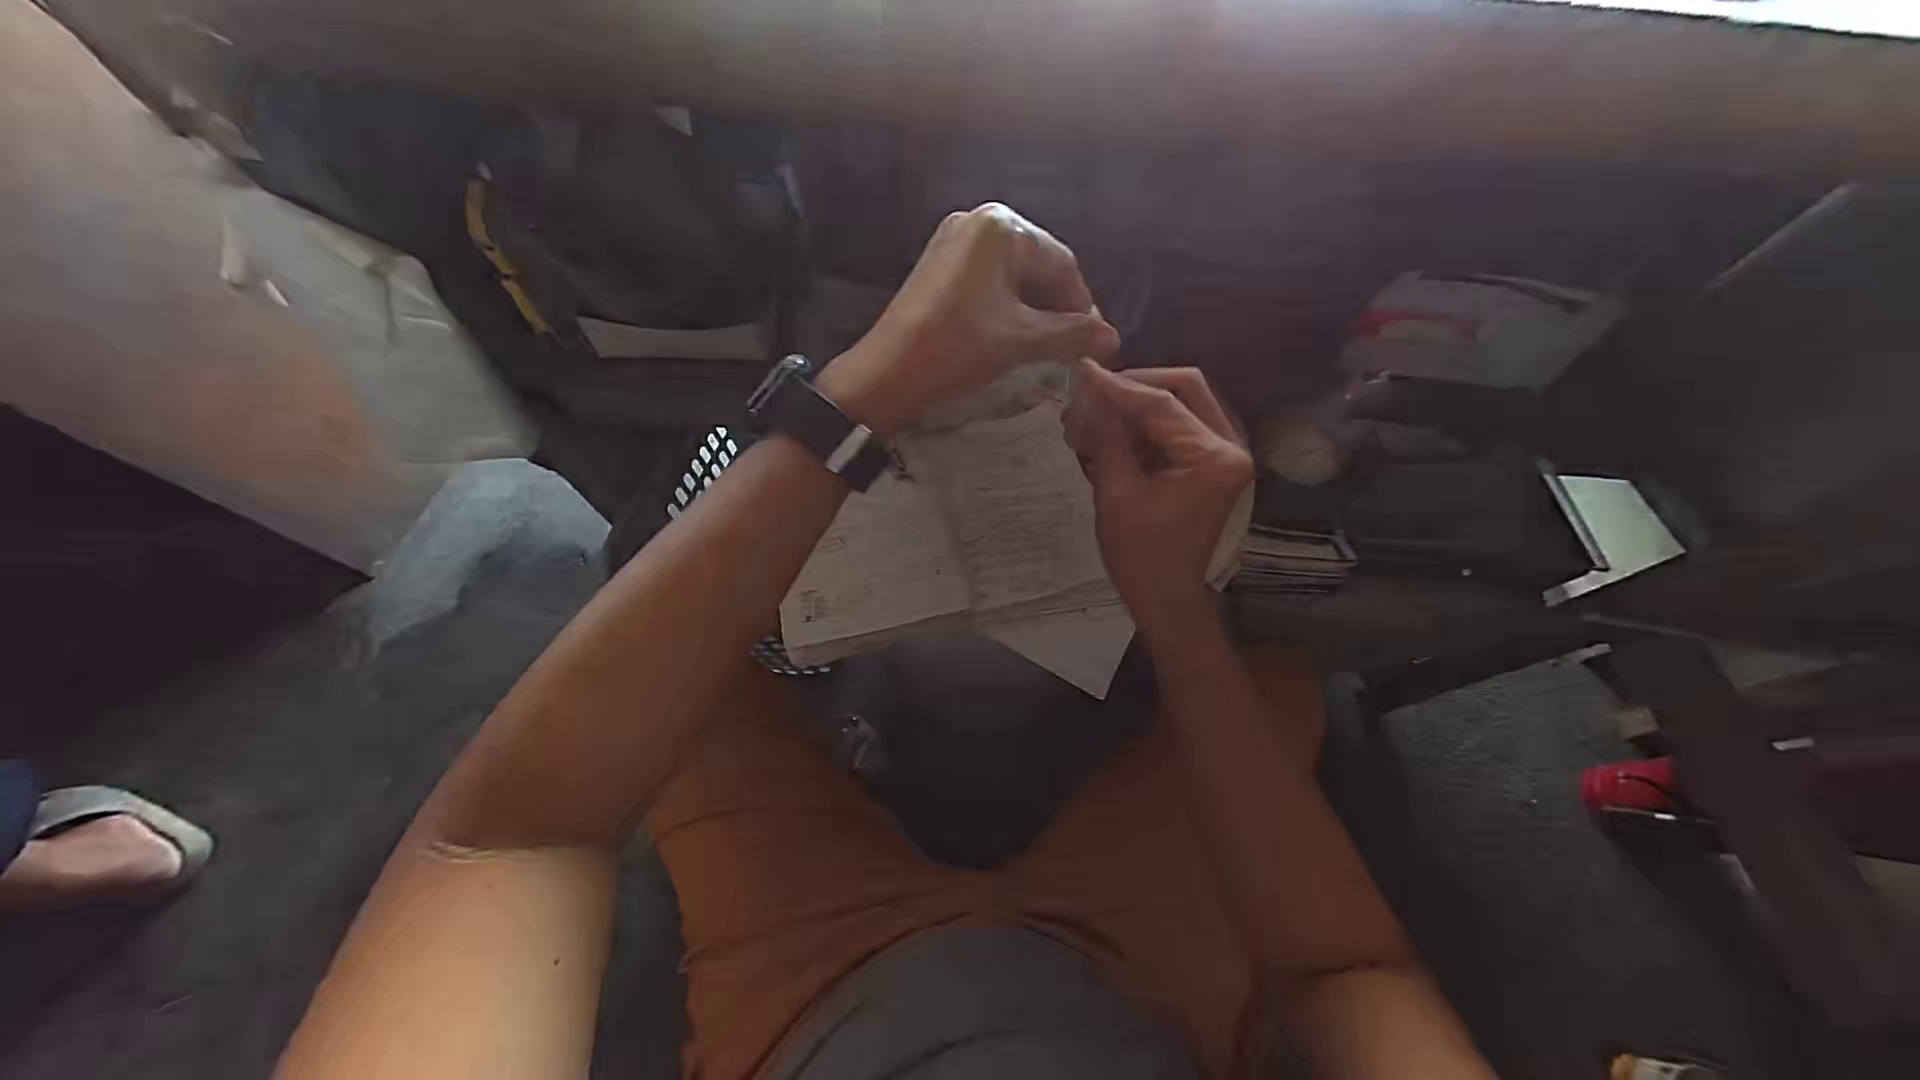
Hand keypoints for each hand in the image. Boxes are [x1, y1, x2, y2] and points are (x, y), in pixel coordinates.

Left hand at [816, 203, 1119, 435]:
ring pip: (1014, 277)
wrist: (887, 374)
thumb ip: (1072, 335)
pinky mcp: (939, 264)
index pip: (1063, 266)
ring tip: (1046, 349)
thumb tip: (1112, 339)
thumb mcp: (1021, 341)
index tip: (1095, 345)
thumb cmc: (956, 349)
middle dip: (1058, 310)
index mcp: (1002, 227)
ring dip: (1035, 312)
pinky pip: (989, 283)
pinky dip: (1007, 309)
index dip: (1083, 308)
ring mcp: (954, 240)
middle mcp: (978, 221)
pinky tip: (1013, 338)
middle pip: (1038, 267)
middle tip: (1073, 350)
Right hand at [1066, 361, 1253, 635]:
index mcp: (1214, 458)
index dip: (1116, 386)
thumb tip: (1084, 394)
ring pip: (1186, 403)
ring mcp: (1230, 454)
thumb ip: (1104, 438)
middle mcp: (1233, 447)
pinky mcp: (1217, 465)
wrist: (1172, 602)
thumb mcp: (1116, 495)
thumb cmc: (1143, 559)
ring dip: (1141, 404)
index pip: (1161, 403)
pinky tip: (1117, 435)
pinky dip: (1150, 425)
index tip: (1080, 372)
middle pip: (1185, 387)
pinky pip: (1184, 426)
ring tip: (1098, 417)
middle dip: (1135, 385)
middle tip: (1093, 394)